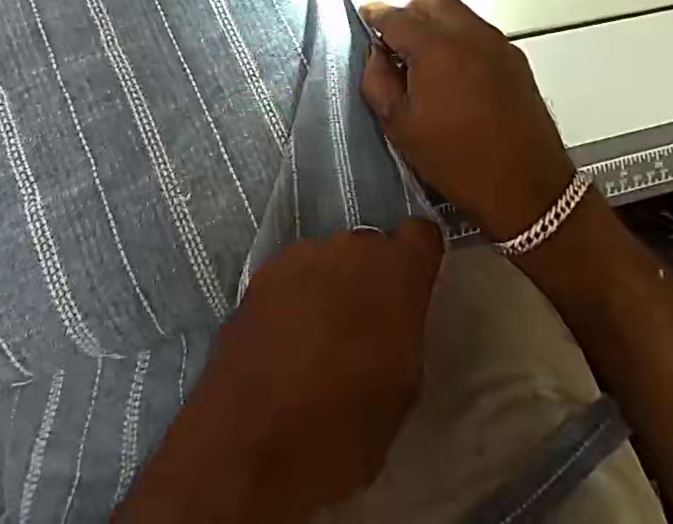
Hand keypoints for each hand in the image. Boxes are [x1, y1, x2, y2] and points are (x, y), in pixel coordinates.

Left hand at [116, 220, 443, 522]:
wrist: (252, 437)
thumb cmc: (346, 421)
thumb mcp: (403, 384)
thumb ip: (402, 327)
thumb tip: (390, 314)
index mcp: (392, 272)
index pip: (420, 234)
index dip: (419, 256)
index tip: (414, 284)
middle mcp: (345, 249)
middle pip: (368, 249)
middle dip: (370, 278)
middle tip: (366, 326)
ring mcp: (295, 257)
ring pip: (326, 260)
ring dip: (329, 285)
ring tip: (320, 338)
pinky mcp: (257, 276)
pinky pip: (290, 278)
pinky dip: (294, 298)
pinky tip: (286, 340)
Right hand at [360, 0, 574, 240]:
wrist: (525, 187)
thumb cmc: (456, 160)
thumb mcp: (398, 124)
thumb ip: (377, 79)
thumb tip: (377, 55)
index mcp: (435, 48)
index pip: (395, 15)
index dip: (374, 15)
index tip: (365, 20)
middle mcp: (470, 35)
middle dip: (408, 13)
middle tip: (395, 45)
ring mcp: (498, 44)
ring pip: (458, 12)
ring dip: (434, 25)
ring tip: (424, 63)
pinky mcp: (515, 60)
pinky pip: (478, 32)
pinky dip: (458, 39)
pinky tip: (452, 75)